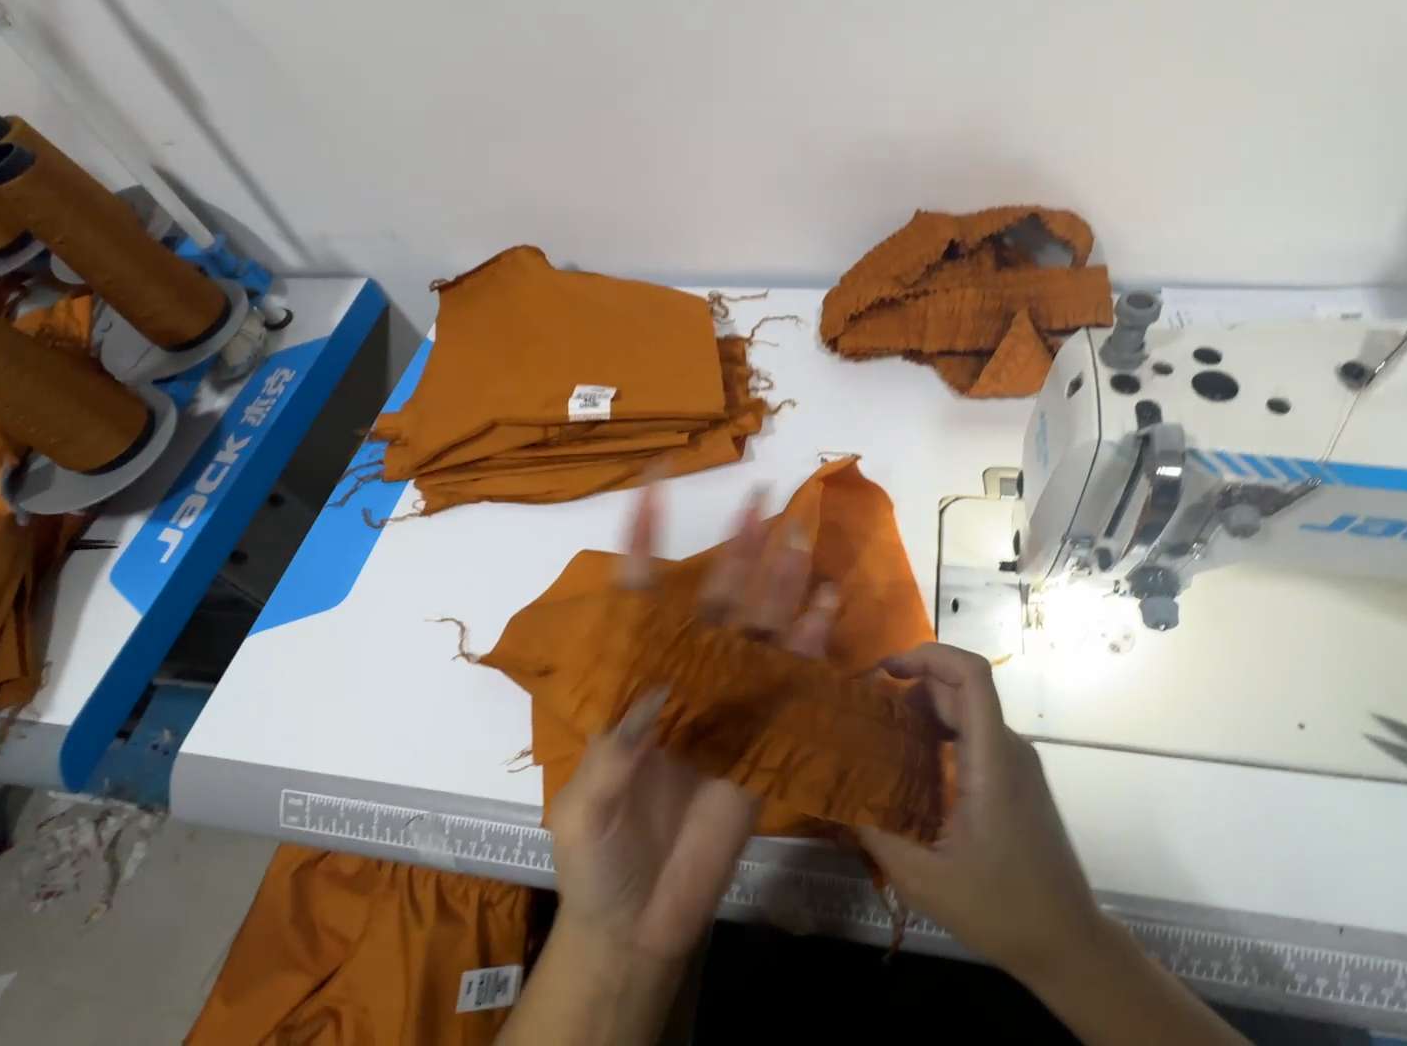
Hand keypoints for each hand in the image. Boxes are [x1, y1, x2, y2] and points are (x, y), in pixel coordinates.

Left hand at [546, 480, 835, 963]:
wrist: (639, 920)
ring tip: (799, 535)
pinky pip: (786, 688)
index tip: (653, 485)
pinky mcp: (761, 745)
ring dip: (778, 585)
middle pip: (715, 605)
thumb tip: (656, 690)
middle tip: (761, 499)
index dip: (646, 544)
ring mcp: (728, 710)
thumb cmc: (594, 860)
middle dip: (736, 552)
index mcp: (632, 686)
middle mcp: (686, 684)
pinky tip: (822, 605)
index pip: (639, 602)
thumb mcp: (584, 806)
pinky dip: (805, 647)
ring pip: (757, 635)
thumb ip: (613, 747)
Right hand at [855, 643, 1103, 983]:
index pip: (972, 675)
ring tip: (877, 736)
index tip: (885, 669)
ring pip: (967, 712)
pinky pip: (974, 736)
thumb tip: (835, 792)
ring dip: (922, 711)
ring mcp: (1016, 764)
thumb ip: (876, 830)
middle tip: (864, 709)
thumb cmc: (1000, 909)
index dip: (929, 655)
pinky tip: (908, 765)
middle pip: (961, 689)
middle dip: (911, 685)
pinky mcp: (1016, 779)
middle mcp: (1009, 750)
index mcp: (992, 761)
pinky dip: (938, 734)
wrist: (1066, 940)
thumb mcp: (923, 878)